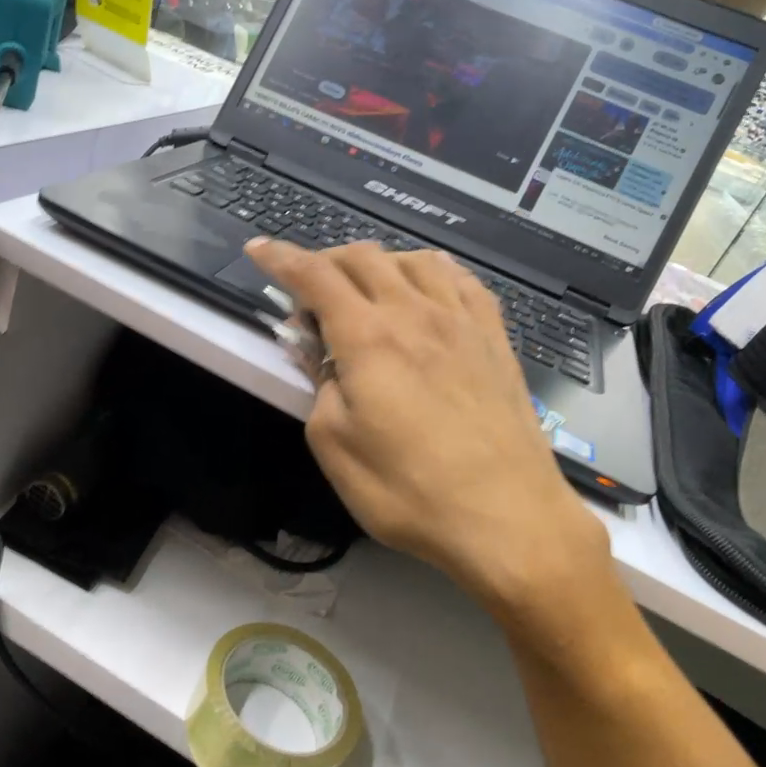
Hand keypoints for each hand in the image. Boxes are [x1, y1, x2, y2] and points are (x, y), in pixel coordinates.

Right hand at [246, 238, 605, 605]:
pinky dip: (430, 271)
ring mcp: (462, 322)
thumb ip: (318, 388)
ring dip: (377, 264)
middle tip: (308, 298)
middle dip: (325, 262)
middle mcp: (415, 313)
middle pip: (363, 258)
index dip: (280, 258)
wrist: (507, 517)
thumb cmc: (409, 492)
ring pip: (414, 259)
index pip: (315, 276)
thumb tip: (321, 357)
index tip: (258, 249)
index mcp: (368, 338)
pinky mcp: (495, 339)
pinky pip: (461, 280)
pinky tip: (426, 289)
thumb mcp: (335, 447)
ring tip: (364, 292)